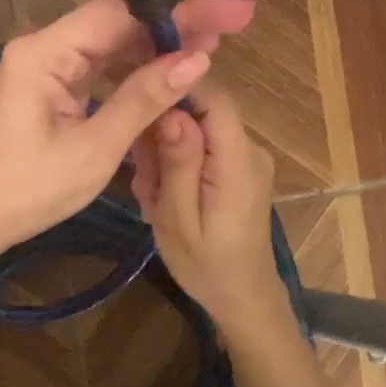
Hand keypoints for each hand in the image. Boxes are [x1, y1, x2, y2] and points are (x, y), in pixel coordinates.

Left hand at [0, 0, 253, 250]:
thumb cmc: (32, 190)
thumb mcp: (95, 148)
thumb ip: (144, 98)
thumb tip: (197, 58)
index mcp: (44, 54)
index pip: (115, 10)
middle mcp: (42, 48)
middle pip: (117, 21)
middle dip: (175, 17)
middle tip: (234, 14)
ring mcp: (45, 66)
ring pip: (111, 42)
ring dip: (158, 43)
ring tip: (215, 38)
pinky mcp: (50, 86)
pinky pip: (99, 65)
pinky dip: (135, 67)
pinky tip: (172, 65)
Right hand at [131, 83, 285, 325]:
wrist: (242, 298)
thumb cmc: (206, 266)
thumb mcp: (178, 220)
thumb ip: (178, 164)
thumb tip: (171, 112)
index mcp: (238, 163)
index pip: (214, 98)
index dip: (176, 88)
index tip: (136, 102)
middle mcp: (250, 151)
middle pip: (201, 114)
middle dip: (162, 134)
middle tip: (141, 178)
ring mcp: (247, 159)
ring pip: (197, 131)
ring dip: (166, 155)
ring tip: (152, 196)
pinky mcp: (239, 169)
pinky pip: (203, 149)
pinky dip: (178, 166)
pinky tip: (165, 198)